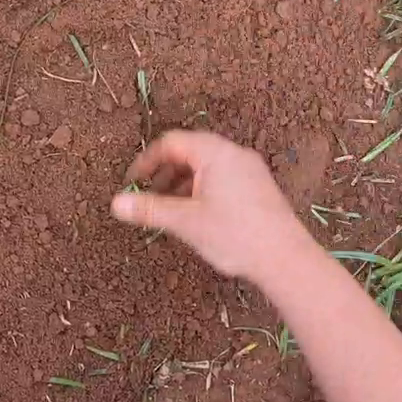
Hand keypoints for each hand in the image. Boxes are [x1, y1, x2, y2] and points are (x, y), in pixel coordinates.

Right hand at [109, 130, 319, 284]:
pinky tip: (197, 214)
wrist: (286, 259)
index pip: (171, 143)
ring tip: (170, 208)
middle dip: (164, 172)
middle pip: (189, 151)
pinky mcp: (258, 187)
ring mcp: (249, 169)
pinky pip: (222, 176)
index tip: (133, 183)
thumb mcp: (185, 221)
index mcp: (215, 153)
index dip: (147, 161)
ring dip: (182, 182)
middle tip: (148, 195)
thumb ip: (149, 209)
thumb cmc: (235, 235)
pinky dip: (201, 188)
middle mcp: (234, 153)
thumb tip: (116, 203)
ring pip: (205, 165)